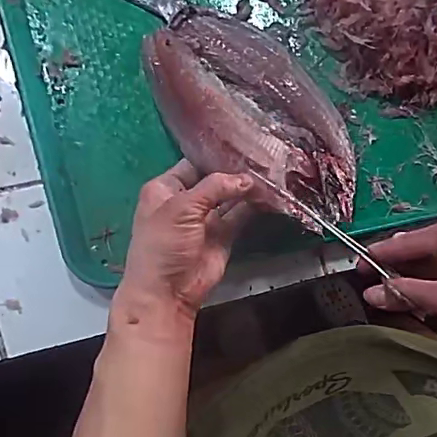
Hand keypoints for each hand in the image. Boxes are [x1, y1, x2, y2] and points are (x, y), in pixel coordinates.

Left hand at [112, 159, 253, 328]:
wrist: (168, 291)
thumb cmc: (164, 245)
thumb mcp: (183, 208)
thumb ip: (214, 188)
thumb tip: (247, 178)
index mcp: (166, 188)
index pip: (194, 164)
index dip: (217, 156)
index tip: (245, 146)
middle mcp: (187, 200)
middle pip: (216, 180)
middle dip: (237, 172)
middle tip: (265, 158)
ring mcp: (207, 218)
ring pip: (231, 198)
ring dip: (249, 189)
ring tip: (272, 175)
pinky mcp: (224, 235)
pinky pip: (241, 216)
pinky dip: (254, 207)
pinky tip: (270, 196)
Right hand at [361, 212, 436, 349]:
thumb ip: (405, 293)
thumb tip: (372, 293)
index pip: (403, 242)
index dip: (376, 258)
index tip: (356, 271)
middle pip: (411, 252)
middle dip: (392, 273)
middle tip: (372, 293)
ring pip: (420, 265)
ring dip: (406, 283)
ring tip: (389, 301)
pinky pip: (433, 273)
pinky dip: (420, 287)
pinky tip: (412, 303)